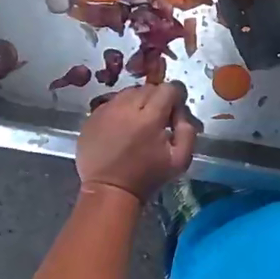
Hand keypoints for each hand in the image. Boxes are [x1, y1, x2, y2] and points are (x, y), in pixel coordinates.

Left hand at [76, 83, 197, 200]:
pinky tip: (121, 126)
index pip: (168, 88)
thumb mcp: (180, 160)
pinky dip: (119, 109)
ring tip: (138, 121)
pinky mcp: (92, 117)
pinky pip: (110, 103)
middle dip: (157, 99)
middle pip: (148, 88)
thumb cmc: (147, 177)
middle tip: (157, 118)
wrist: (109, 190)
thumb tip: (182, 111)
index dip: (176, 95)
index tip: (175, 109)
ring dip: (137, 102)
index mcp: (150, 118)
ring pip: (128, 92)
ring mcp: (106, 110)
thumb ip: (188, 130)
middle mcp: (126, 108)